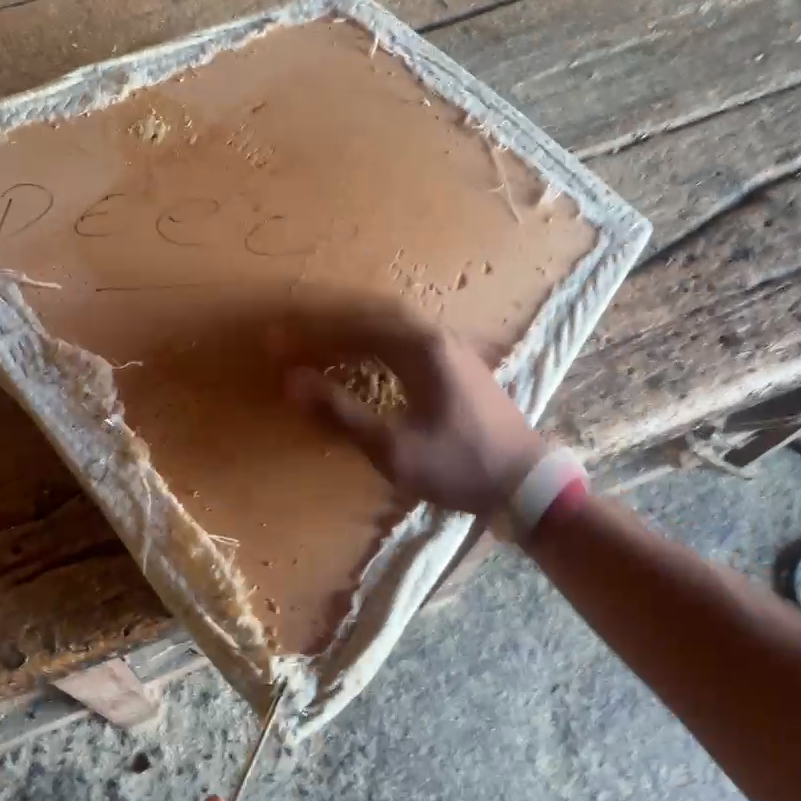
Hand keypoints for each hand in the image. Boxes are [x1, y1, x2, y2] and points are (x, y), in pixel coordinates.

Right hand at [273, 300, 545, 515]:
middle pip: (369, 316)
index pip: (352, 328)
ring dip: (347, 331)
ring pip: (388, 325)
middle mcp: (436, 337)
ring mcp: (450, 349)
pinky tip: (358, 357)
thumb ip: (340, 413)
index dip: (309, 335)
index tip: (274, 341)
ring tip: (313, 343)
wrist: (526, 483)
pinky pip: (402, 339)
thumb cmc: (459, 466)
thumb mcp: (394, 449)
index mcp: (421, 350)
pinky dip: (370, 342)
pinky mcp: (456, 365)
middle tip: (287, 335)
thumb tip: (291, 383)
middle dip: (324, 324)